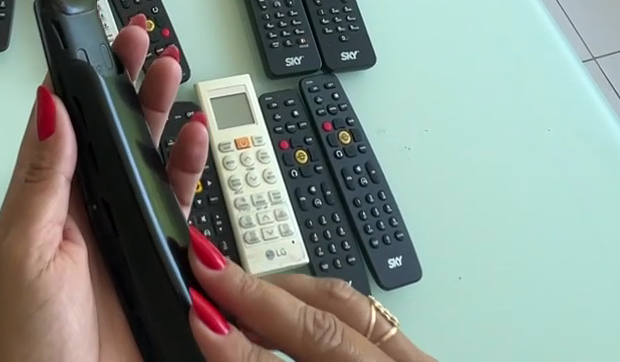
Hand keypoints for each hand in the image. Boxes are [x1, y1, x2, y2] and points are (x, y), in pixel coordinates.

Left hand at [0, 18, 213, 361]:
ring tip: (171, 71)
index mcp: (45, 198)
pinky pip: (177, 200)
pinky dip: (188, 166)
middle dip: (126, 80)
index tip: (97, 37)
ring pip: (145, 154)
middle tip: (142, 41)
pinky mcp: (153, 254)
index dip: (81, 75)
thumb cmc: (26, 344)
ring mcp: (120, 228)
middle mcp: (83, 207)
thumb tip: (48, 107)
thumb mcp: (25, 251)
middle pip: (109, 127)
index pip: (63, 119)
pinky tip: (193, 139)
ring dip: (159, 111)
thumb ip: (42, 178)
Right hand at [184, 230, 438, 361]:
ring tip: (234, 282)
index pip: (304, 354)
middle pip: (325, 318)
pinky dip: (316, 301)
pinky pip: (366, 311)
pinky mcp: (420, 354)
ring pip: (347, 302)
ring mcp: (421, 360)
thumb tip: (219, 330)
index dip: (240, 341)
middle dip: (255, 292)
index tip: (197, 312)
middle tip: (202, 267)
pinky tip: (285, 303)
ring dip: (283, 289)